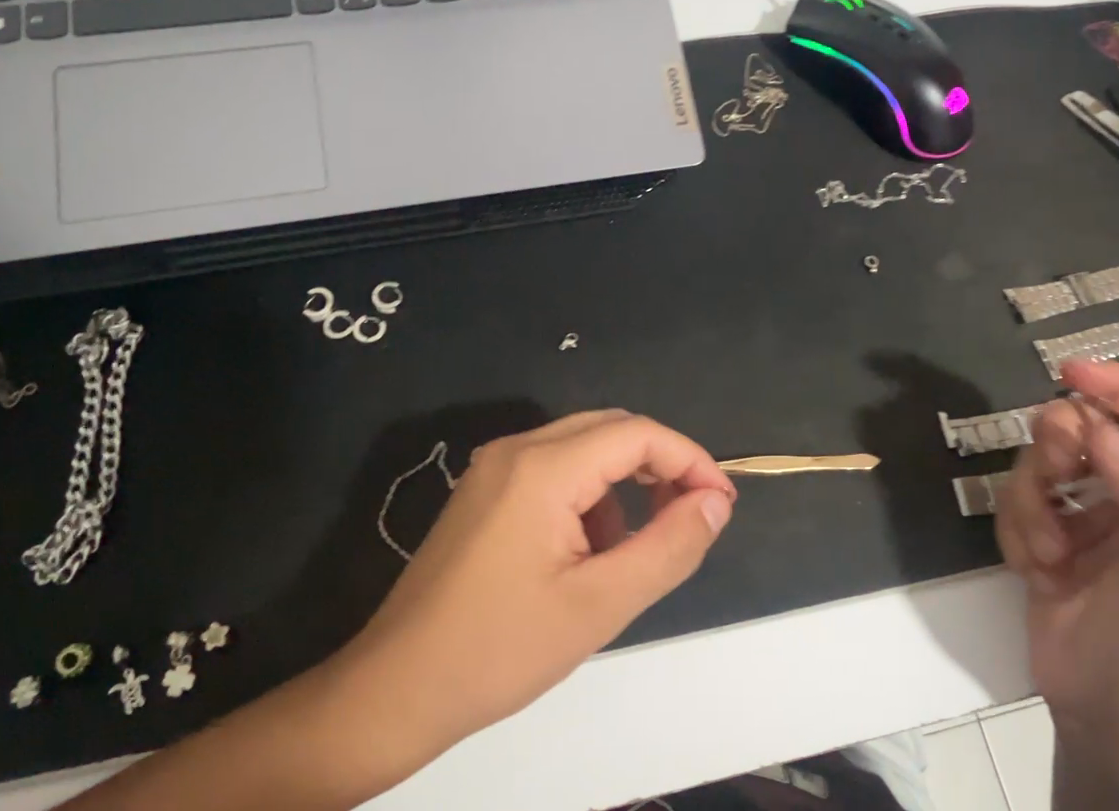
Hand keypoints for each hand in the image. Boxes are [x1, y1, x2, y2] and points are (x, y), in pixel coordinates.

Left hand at [61, 411, 736, 810]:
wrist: (398, 687)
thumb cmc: (501, 648)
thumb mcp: (600, 604)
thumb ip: (668, 546)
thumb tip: (716, 502)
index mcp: (543, 467)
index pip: (637, 433)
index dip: (690, 460)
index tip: (721, 507)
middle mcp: (516, 450)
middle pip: (609, 431)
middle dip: (659, 467)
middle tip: (691, 520)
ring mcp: (492, 470)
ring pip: (581, 450)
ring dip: (622, 485)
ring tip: (635, 550)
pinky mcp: (482, 494)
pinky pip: (551, 473)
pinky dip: (587, 498)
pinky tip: (587, 555)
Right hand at [993, 361, 1118, 809]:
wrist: (1107, 718)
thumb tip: (1096, 425)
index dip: (1117, 387)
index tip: (1068, 372)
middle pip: (1083, 433)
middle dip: (1057, 449)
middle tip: (1051, 474)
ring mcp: (1084, 522)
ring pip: (1038, 468)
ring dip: (1032, 505)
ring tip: (1047, 553)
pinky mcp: (1044, 543)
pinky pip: (1015, 507)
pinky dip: (1017, 534)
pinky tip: (1034, 571)